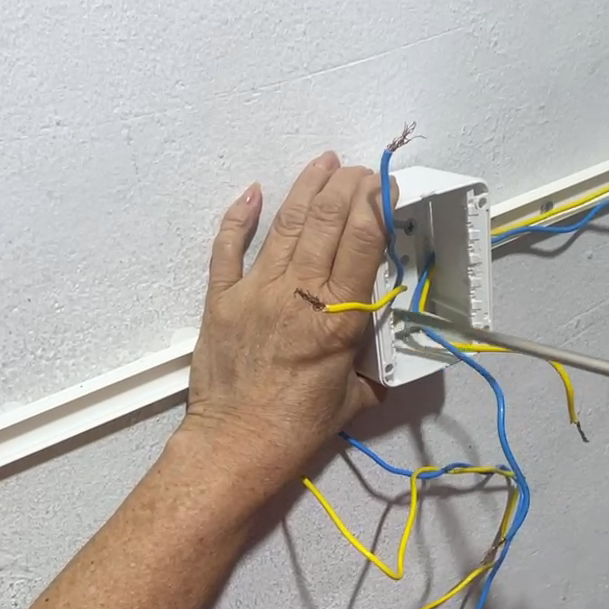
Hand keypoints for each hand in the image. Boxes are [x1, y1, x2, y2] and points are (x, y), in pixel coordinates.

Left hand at [172, 152, 387, 496]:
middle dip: (347, 185)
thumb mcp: (356, 398)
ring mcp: (254, 292)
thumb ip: (376, 365)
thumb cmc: (298, 429)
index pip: (363, 240)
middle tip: (359, 170)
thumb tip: (388, 341)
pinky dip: (239, 217)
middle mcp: (297, 293)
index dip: (378, 203)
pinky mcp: (220, 300)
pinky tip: (253, 192)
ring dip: (306, 188)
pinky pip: (228, 249)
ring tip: (323, 163)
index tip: (387, 185)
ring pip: (285, 225)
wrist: (235, 445)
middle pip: (326, 220)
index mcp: (336, 317)